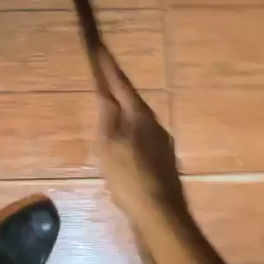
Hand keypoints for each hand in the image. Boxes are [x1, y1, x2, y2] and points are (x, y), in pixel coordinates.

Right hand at [94, 44, 185, 221]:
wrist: (162, 216)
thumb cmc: (130, 177)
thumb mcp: (108, 145)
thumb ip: (107, 117)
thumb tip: (106, 95)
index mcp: (139, 115)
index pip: (121, 83)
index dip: (108, 66)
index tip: (100, 47)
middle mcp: (154, 123)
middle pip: (131, 101)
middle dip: (117, 90)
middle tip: (103, 79)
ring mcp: (161, 143)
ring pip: (137, 121)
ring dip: (123, 114)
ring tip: (110, 115)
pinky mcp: (163, 162)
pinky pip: (141, 138)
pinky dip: (129, 134)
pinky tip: (122, 148)